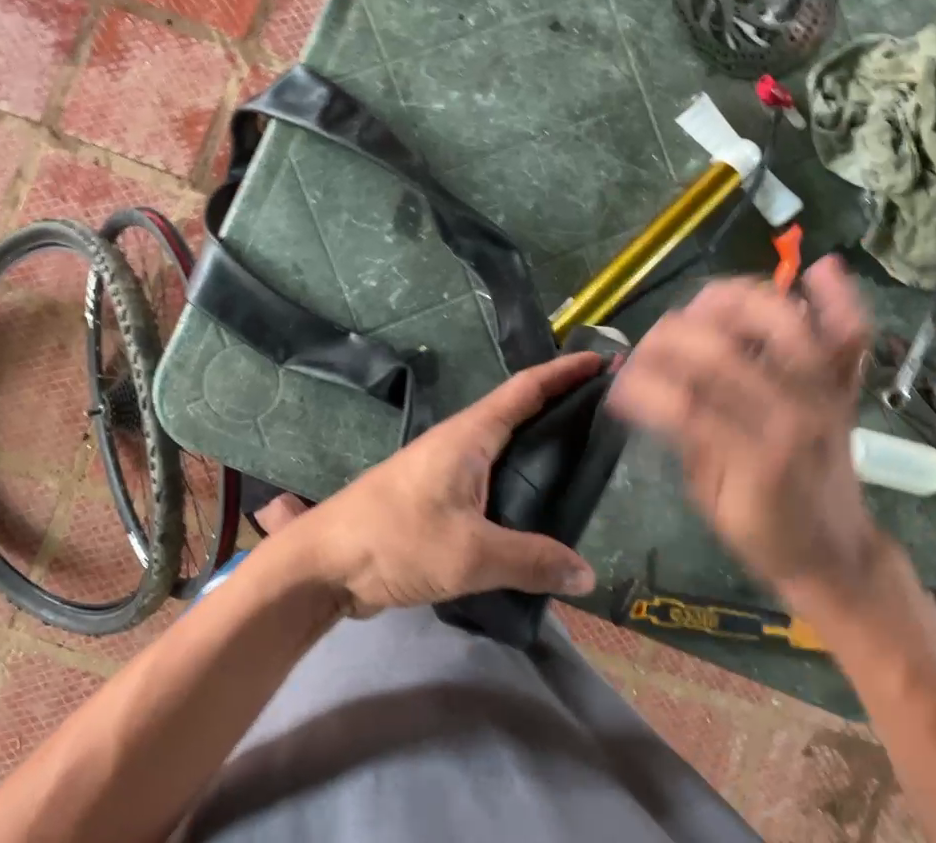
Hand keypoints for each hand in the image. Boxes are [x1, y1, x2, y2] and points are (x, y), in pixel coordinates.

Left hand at [280, 353, 603, 616]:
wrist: (324, 565)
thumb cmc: (395, 540)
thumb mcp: (471, 554)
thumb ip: (531, 561)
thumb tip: (587, 574)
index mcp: (468, 437)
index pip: (526, 390)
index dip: (565, 373)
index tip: (604, 361)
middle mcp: (457, 446)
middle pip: (518, 417)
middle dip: (562, 411)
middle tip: (611, 422)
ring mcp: (443, 475)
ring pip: (503, 456)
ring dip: (540, 455)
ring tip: (587, 470)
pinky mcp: (434, 504)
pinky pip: (489, 489)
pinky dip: (519, 492)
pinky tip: (539, 518)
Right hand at [607, 256, 880, 595]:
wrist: (836, 554)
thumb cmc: (763, 533)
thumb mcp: (707, 496)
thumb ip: (681, 436)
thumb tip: (636, 391)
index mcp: (752, 454)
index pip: (680, 401)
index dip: (639, 387)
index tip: (618, 389)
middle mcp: (792, 414)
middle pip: (719, 350)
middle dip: (667, 339)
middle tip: (647, 351)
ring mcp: (824, 394)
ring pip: (777, 322)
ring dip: (729, 302)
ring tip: (699, 308)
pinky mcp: (845, 387)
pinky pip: (847, 332)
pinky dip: (835, 298)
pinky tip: (816, 270)